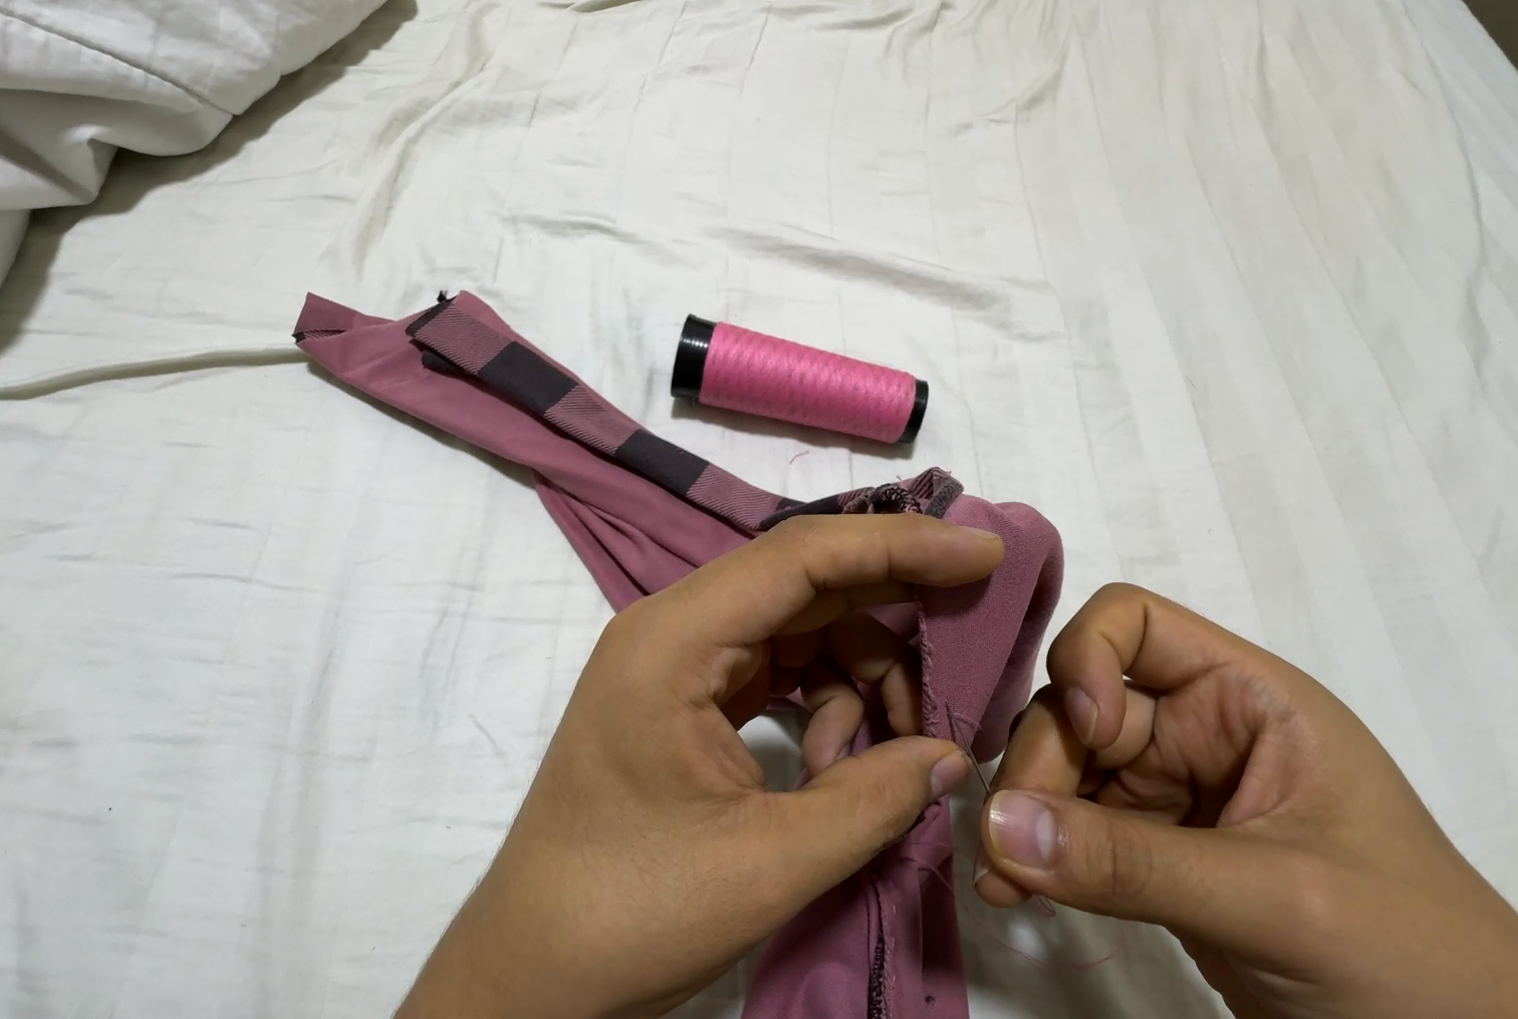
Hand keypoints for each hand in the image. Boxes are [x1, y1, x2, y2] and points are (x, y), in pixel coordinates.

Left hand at [399, 515, 1004, 1018]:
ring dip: (865, 675)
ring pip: (803, 628)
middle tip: (976, 632)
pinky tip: (840, 764)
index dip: (899, 545)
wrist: (535, 971)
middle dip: (896, 605)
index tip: (982, 552)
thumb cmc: (632, 912)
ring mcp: (682, 661)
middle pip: (806, 583)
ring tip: (897, 750)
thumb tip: (954, 754)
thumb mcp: (767, 863)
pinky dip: (829, 703)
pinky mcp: (692, 696)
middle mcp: (675, 629)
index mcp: (674, 640)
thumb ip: (872, 799)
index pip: (800, 557)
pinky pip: (782, 669)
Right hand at [973, 584, 1517, 1018]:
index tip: (1086, 733)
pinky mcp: (1147, 854)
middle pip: (1076, 705)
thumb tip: (994, 824)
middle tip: (1009, 840)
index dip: (1088, 656)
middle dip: (1041, 764)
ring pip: (1060, 766)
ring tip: (1003, 881)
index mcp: (1246, 699)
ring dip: (1022, 813)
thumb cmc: (1413, 960)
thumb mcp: (1279, 900)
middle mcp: (1195, 730)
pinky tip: (1011, 893)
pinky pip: (1066, 830)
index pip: (1134, 623)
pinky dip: (1030, 854)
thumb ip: (1132, 862)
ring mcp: (1167, 794)